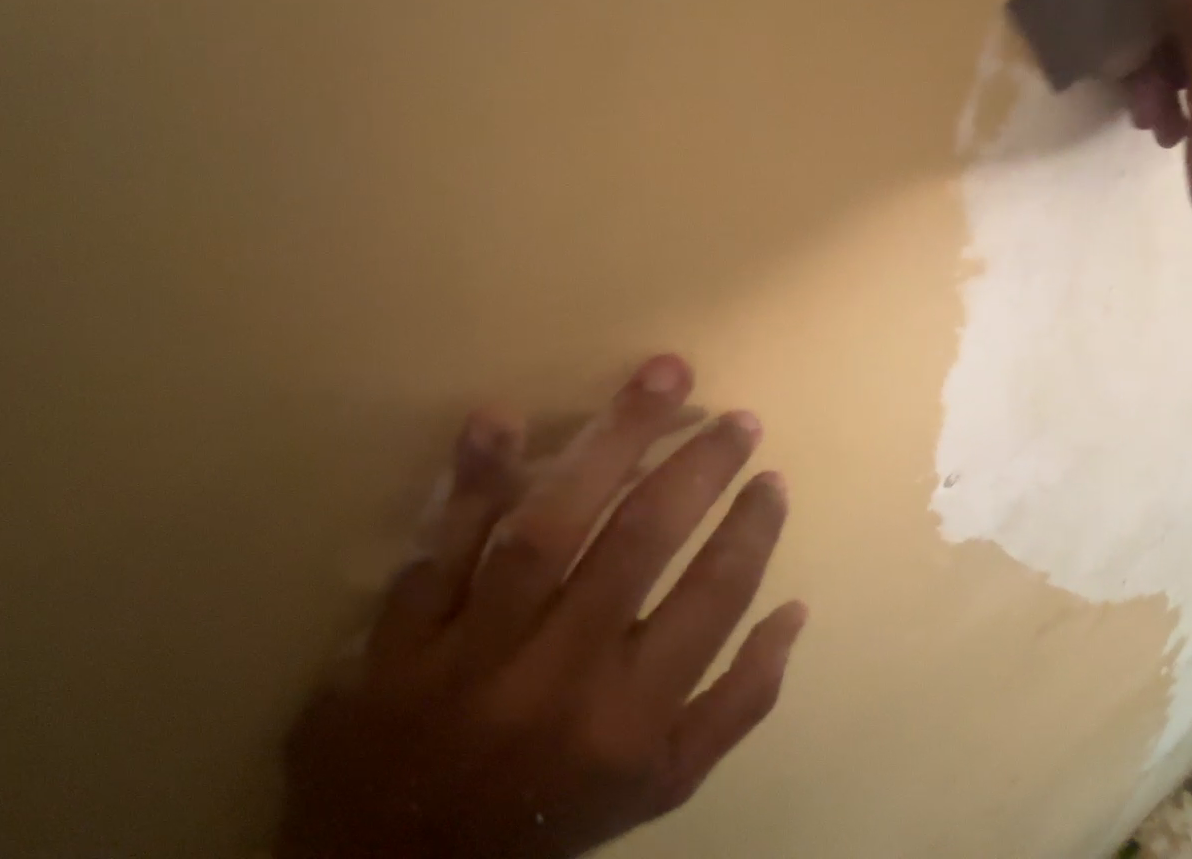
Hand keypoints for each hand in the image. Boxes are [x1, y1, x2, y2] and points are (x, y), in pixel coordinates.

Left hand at [278, 355, 806, 858]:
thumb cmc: (553, 816)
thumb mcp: (666, 783)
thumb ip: (740, 702)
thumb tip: (794, 610)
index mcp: (631, 717)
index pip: (711, 598)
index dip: (751, 530)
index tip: (770, 477)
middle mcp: (559, 676)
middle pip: (637, 544)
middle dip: (698, 468)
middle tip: (738, 418)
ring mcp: (471, 653)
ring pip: (546, 527)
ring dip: (610, 441)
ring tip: (662, 377)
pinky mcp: (397, 642)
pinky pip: (436, 549)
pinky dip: (470, 481)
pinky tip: (499, 416)